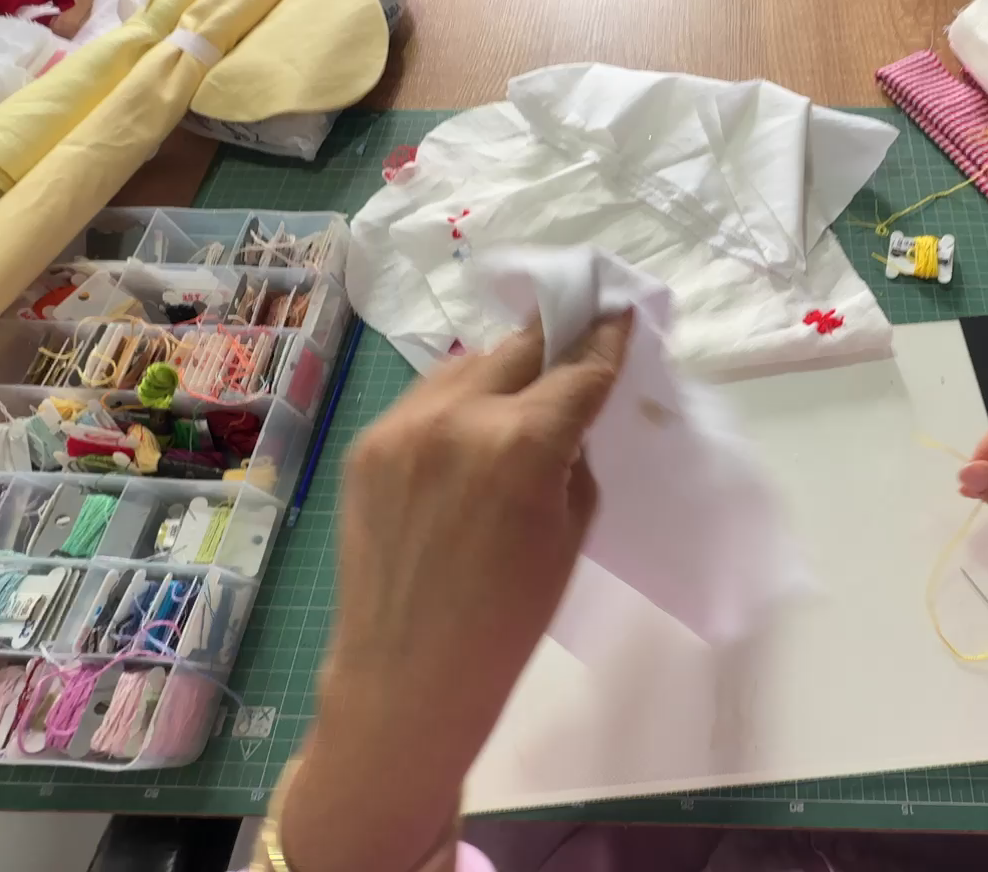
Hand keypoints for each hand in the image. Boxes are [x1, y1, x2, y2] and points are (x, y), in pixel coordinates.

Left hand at [323, 312, 633, 746]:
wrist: (409, 674)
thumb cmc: (513, 614)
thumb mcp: (572, 526)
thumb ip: (572, 451)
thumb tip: (566, 407)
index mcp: (523, 443)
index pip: (581, 369)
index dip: (607, 339)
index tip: (620, 313)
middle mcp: (460, 415)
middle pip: (523, 346)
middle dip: (558, 337)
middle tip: (578, 332)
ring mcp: (404, 425)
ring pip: (470, 363)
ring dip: (506, 366)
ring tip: (523, 384)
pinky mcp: (368, 442)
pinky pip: (429, 396)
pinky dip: (462, 398)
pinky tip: (473, 423)